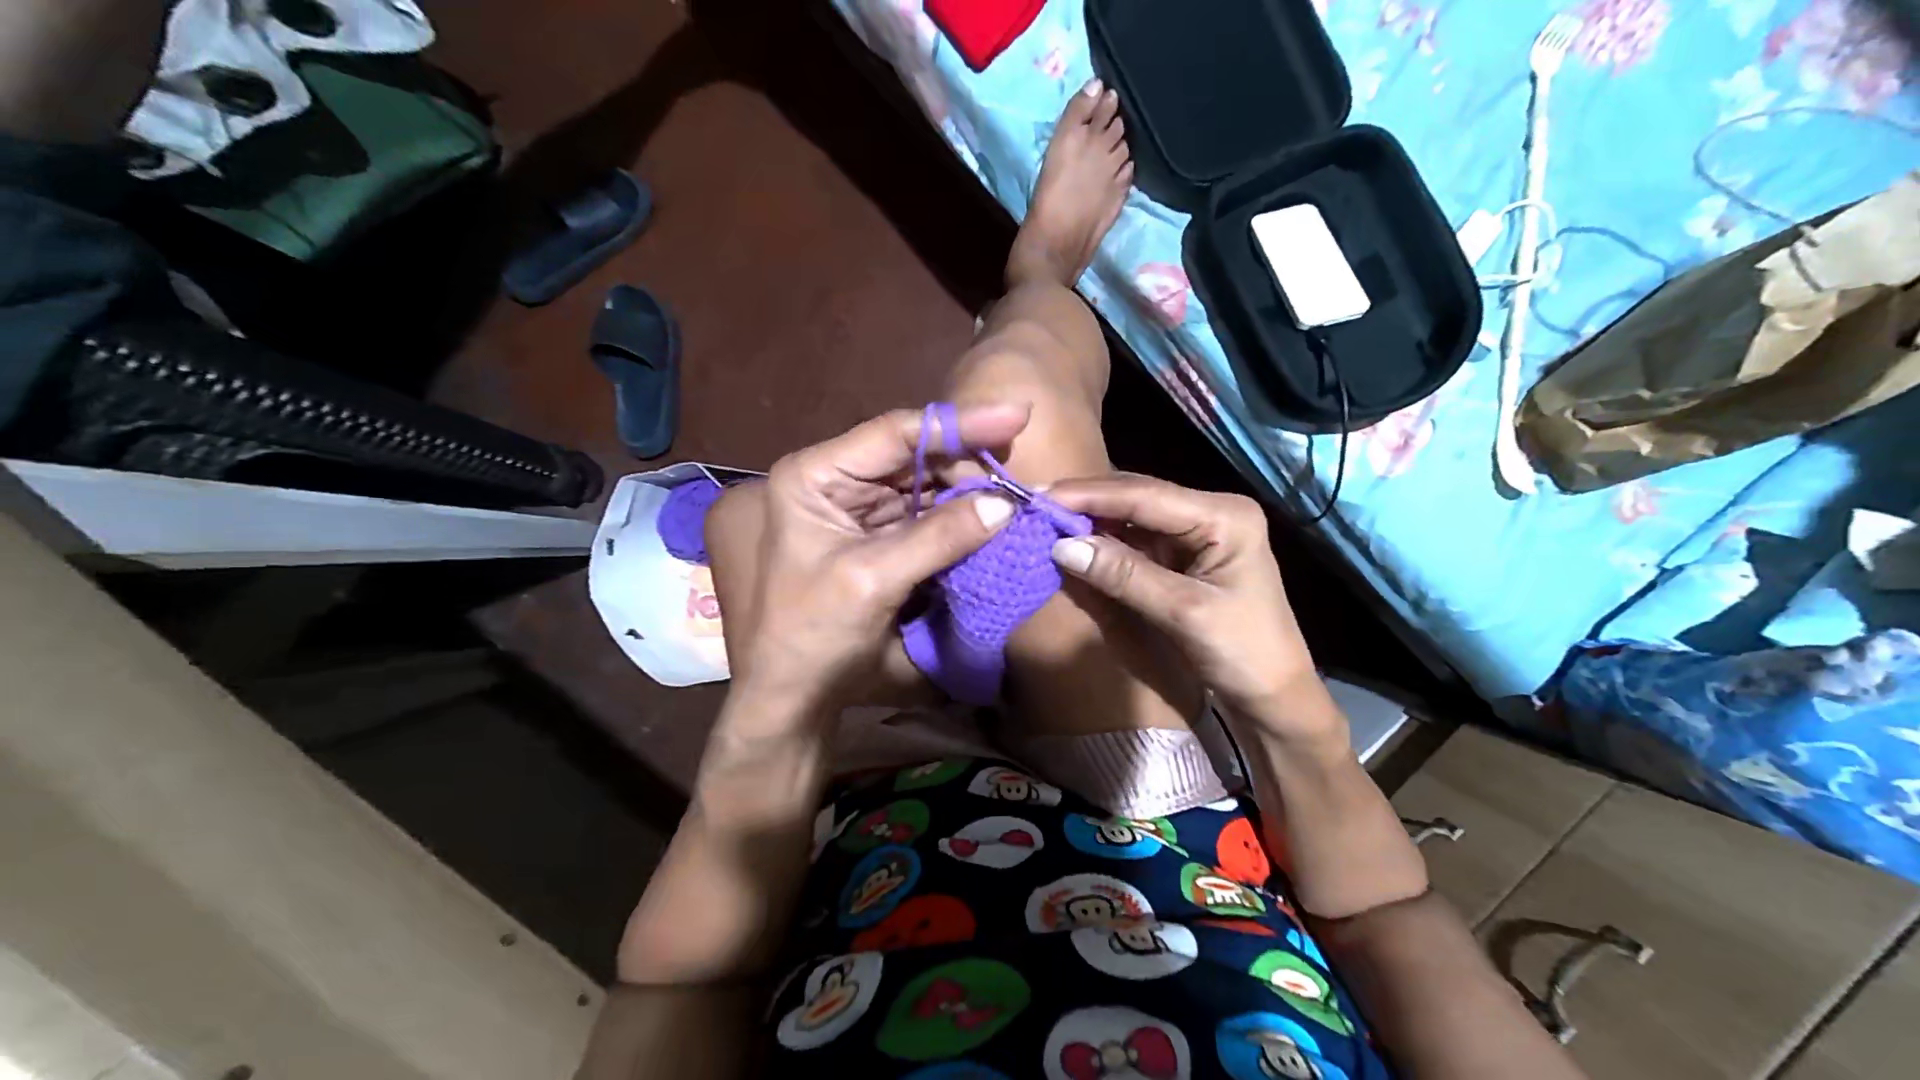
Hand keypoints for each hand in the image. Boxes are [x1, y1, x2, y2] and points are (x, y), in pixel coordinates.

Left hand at [734, 403, 1028, 711]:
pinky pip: (927, 516)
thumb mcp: (873, 579)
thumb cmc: (812, 632)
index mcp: (815, 476)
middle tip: (1019, 467)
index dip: (957, 424)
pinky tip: (992, 514)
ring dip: (968, 488)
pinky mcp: (880, 538)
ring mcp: (859, 510)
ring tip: (1015, 491)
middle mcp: (836, 482)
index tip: (1015, 415)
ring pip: (925, 484)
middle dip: (967, 459)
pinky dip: (960, 516)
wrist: (792, 692)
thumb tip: (1005, 503)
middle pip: (912, 455)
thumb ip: (938, 537)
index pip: (893, 434)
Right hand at [1044, 474, 1333, 741]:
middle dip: (1086, 502)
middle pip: (1137, 497)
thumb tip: (1061, 545)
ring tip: (1044, 520)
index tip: (1041, 497)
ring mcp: (1195, 533)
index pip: (1145, 495)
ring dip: (1090, 520)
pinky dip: (1103, 543)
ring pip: (1131, 517)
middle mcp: (1210, 512)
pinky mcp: (1182, 555)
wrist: (1273, 696)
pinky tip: (1074, 541)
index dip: (1090, 494)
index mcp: (1224, 516)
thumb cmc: (1243, 653)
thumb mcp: (1183, 613)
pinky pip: (1134, 540)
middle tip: (1034, 506)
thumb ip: (1124, 575)